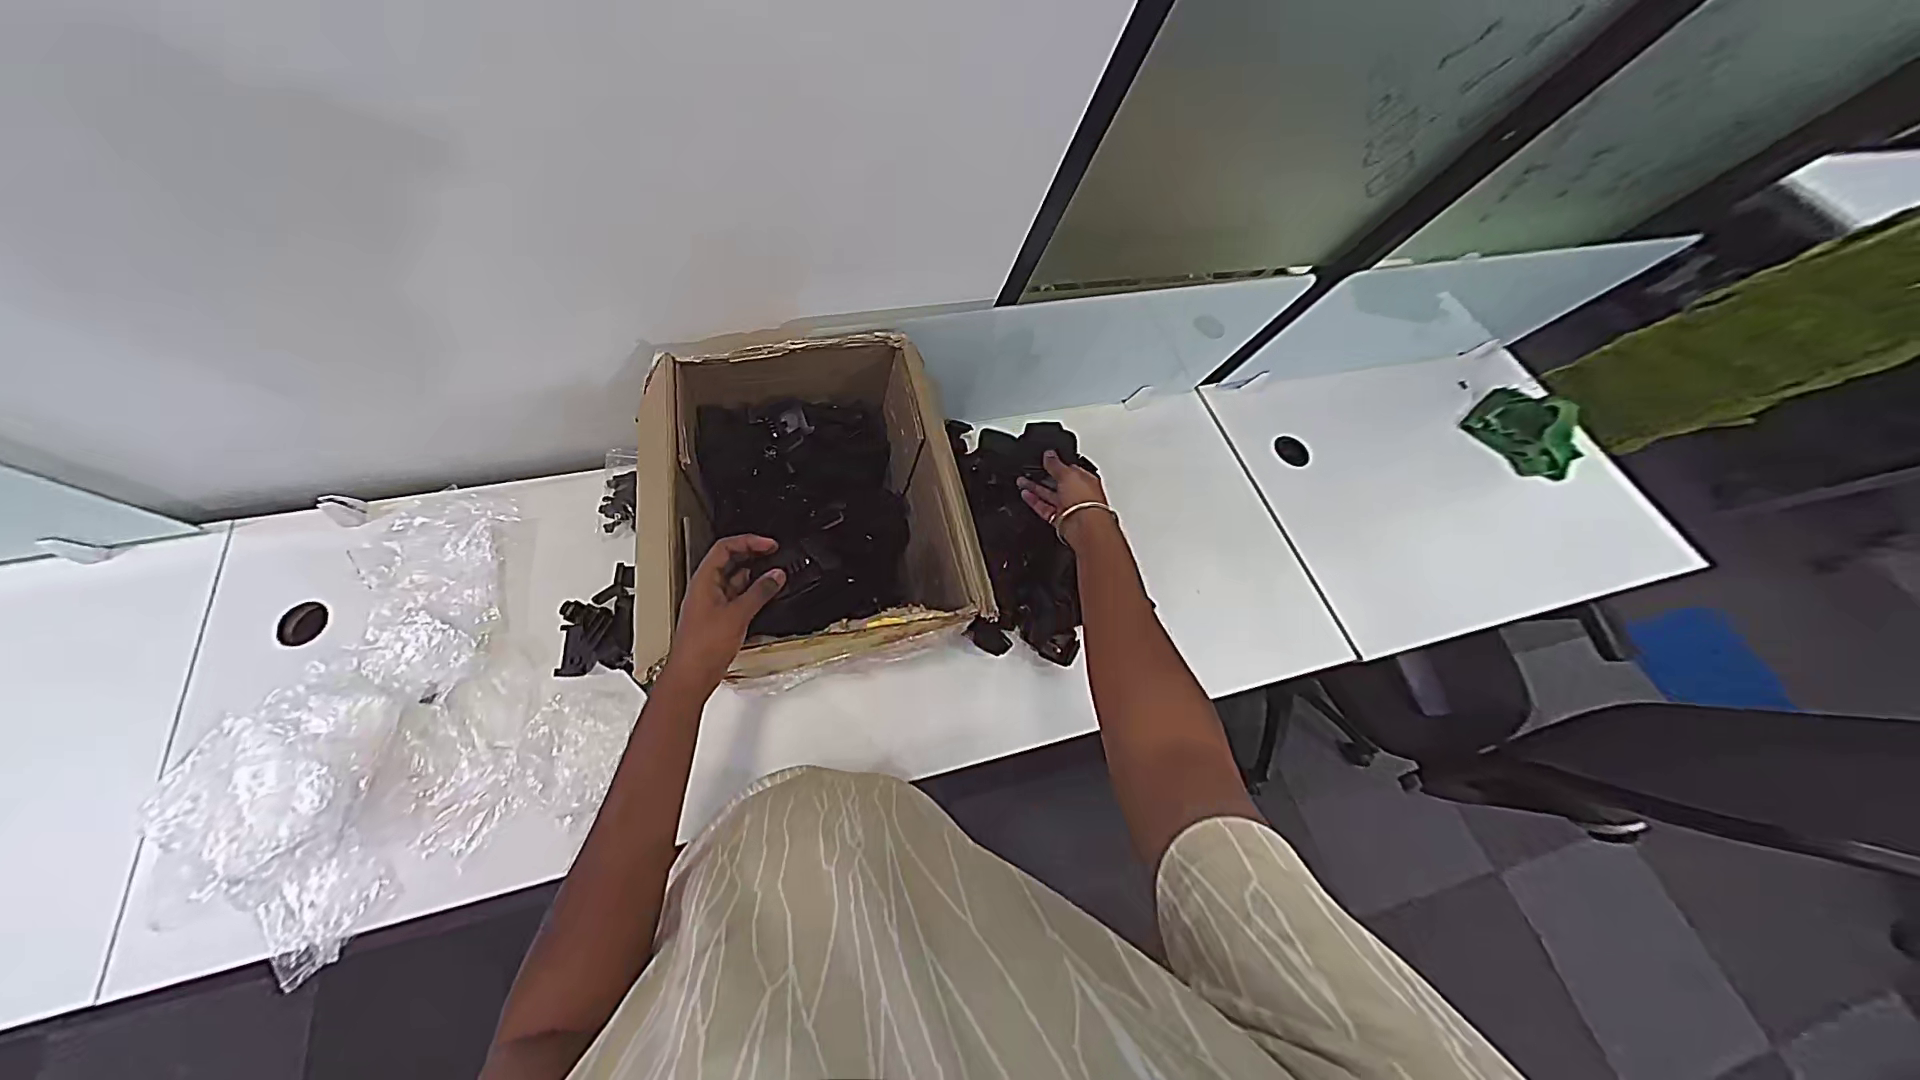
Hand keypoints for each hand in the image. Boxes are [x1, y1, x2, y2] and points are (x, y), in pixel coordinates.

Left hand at [661, 535, 786, 689]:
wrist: (692, 675)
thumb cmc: (702, 647)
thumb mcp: (737, 614)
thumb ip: (760, 592)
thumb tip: (775, 575)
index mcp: (704, 581)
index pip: (725, 548)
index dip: (748, 541)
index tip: (768, 545)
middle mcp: (706, 589)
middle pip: (729, 560)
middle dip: (753, 554)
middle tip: (773, 553)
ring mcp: (712, 603)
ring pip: (735, 579)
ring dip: (754, 574)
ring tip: (774, 574)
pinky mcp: (719, 617)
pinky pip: (737, 596)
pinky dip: (752, 592)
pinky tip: (765, 595)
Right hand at [1017, 451, 1113, 547]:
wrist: (1085, 526)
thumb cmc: (1086, 501)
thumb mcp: (1068, 474)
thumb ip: (1055, 464)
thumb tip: (1049, 454)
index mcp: (1084, 480)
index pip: (1069, 470)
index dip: (1056, 465)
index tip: (1044, 460)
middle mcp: (1077, 494)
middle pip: (1057, 483)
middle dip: (1043, 477)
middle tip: (1028, 470)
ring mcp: (1068, 507)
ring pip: (1049, 496)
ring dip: (1035, 488)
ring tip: (1021, 481)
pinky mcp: (1059, 519)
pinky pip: (1044, 508)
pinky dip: (1034, 502)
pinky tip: (1025, 494)